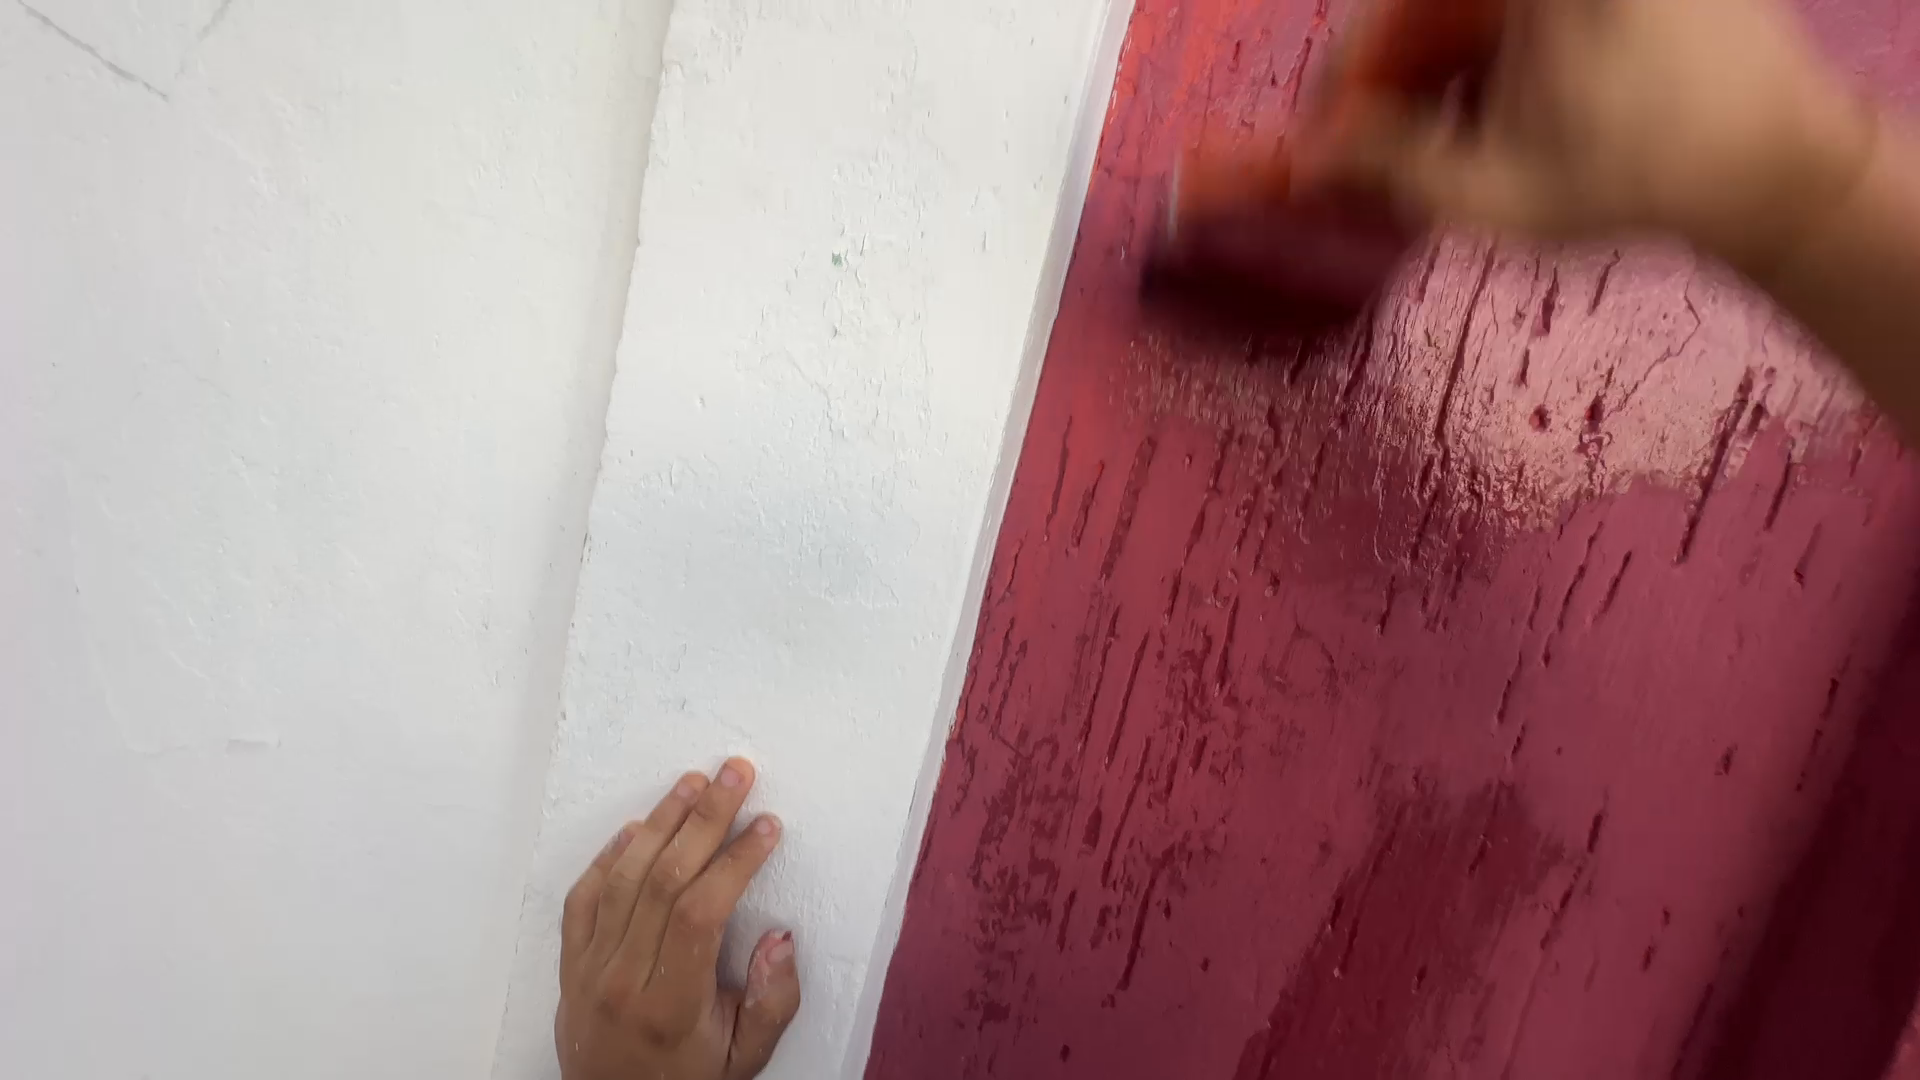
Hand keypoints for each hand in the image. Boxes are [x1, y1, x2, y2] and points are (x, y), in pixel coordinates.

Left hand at [556, 759, 800, 1079]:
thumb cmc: (689, 1079)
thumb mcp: (746, 1059)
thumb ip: (772, 1002)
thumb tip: (780, 938)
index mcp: (669, 1005)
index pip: (701, 912)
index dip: (736, 861)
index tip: (768, 825)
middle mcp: (621, 980)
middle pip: (664, 879)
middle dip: (707, 817)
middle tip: (736, 771)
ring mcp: (588, 970)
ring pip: (624, 877)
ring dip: (662, 821)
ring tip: (695, 781)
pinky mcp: (570, 964)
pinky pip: (582, 898)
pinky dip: (608, 856)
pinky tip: (638, 824)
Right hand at [1308, 0, 1877, 276]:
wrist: (1764, 166)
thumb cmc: (1622, 182)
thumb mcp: (1483, 192)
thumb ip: (1387, 166)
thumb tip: (1308, 160)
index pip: (1391, 11)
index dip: (1343, 72)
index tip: (1320, 135)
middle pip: (1423, 12)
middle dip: (1377, 79)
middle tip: (1352, 149)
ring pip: (1457, 18)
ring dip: (1417, 76)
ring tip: (1403, 147)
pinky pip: (1499, 21)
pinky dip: (1465, 64)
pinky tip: (1459, 119)